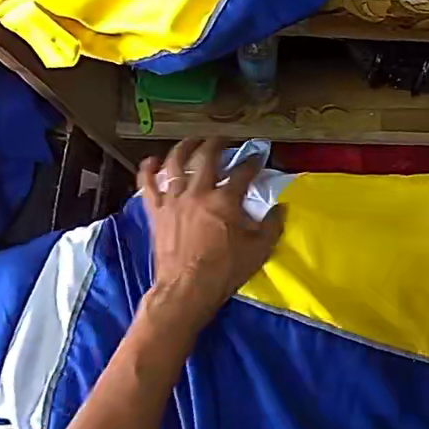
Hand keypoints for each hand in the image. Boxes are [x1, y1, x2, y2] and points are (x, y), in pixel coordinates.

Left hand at [138, 138, 284, 329]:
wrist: (187, 288)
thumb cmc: (227, 268)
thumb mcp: (261, 247)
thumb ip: (272, 223)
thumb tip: (280, 208)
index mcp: (226, 200)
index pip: (243, 172)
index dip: (253, 161)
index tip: (259, 156)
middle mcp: (199, 193)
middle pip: (206, 158)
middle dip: (217, 144)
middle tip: (224, 139)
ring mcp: (174, 200)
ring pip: (176, 164)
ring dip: (185, 148)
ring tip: (192, 141)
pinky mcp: (157, 211)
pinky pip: (148, 184)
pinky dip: (149, 170)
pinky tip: (153, 160)